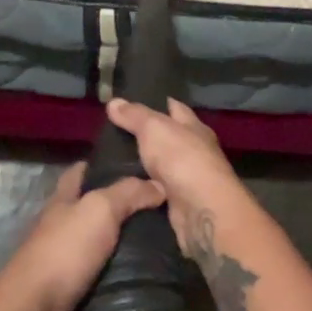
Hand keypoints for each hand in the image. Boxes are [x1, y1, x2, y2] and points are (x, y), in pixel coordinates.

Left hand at [0, 162, 165, 310]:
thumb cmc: (64, 252)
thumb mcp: (99, 210)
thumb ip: (128, 193)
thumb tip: (159, 185)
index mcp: (62, 202)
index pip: (79, 172)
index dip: (102, 164)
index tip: (136, 164)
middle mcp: (61, 229)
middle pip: (92, 211)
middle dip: (122, 208)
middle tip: (163, 208)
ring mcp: (65, 263)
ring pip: (100, 246)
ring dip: (125, 246)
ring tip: (165, 243)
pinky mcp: (72, 295)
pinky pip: (103, 279)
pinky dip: (121, 278)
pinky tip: (147, 277)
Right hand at [106, 98, 246, 259]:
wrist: (200, 208)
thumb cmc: (180, 157)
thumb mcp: (154, 128)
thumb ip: (134, 115)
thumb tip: (114, 101)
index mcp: (194, 127)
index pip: (175, 108)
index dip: (157, 102)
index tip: (133, 102)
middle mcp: (196, 150)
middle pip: (168, 138)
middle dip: (146, 136)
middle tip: (113, 134)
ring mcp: (188, 178)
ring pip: (161, 166)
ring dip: (144, 164)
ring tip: (111, 160)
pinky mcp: (180, 202)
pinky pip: (157, 190)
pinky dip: (144, 188)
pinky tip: (125, 187)